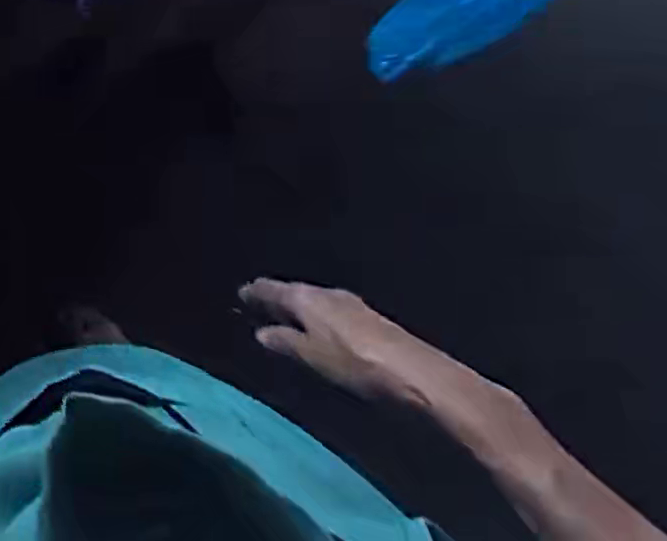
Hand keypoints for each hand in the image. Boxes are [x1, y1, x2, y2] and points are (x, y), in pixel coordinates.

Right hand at [239, 279, 489, 410]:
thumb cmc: (356, 363)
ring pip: (314, 302)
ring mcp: (352, 305)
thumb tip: (262, 332)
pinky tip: (322, 332)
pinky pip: (333, 312)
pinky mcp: (373, 320)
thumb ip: (283, 342)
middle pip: (291, 292)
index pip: (266, 288)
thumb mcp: (311, 357)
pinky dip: (320, 318)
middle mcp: (324, 293)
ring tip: (289, 322)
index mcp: (302, 296)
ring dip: (300, 310)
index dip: (251, 293)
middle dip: (276, 299)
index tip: (240, 297)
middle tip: (261, 310)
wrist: (426, 378)